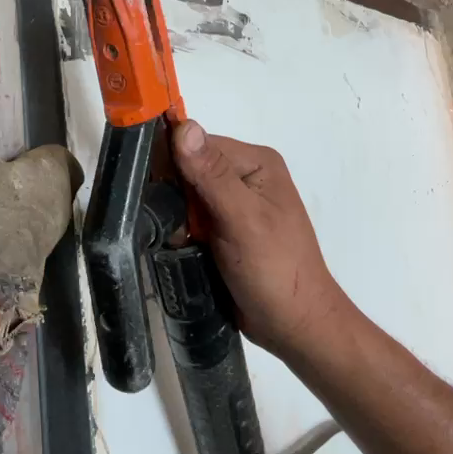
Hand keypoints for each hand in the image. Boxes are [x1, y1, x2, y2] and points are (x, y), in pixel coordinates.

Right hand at [172, 121, 348, 356]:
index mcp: (255, 162)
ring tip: (180, 240)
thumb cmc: (274, 270)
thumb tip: (183, 126)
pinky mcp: (223, 228)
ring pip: (183, 195)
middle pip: (187, 168)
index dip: (173, 164)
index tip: (157, 192)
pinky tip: (182, 247)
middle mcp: (244, 175)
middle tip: (176, 225)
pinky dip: (179, 231)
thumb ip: (212, 174)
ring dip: (174, 217)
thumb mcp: (243, 219)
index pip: (197, 144)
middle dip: (173, 195)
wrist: (295, 327)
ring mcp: (233, 203)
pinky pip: (188, 218)